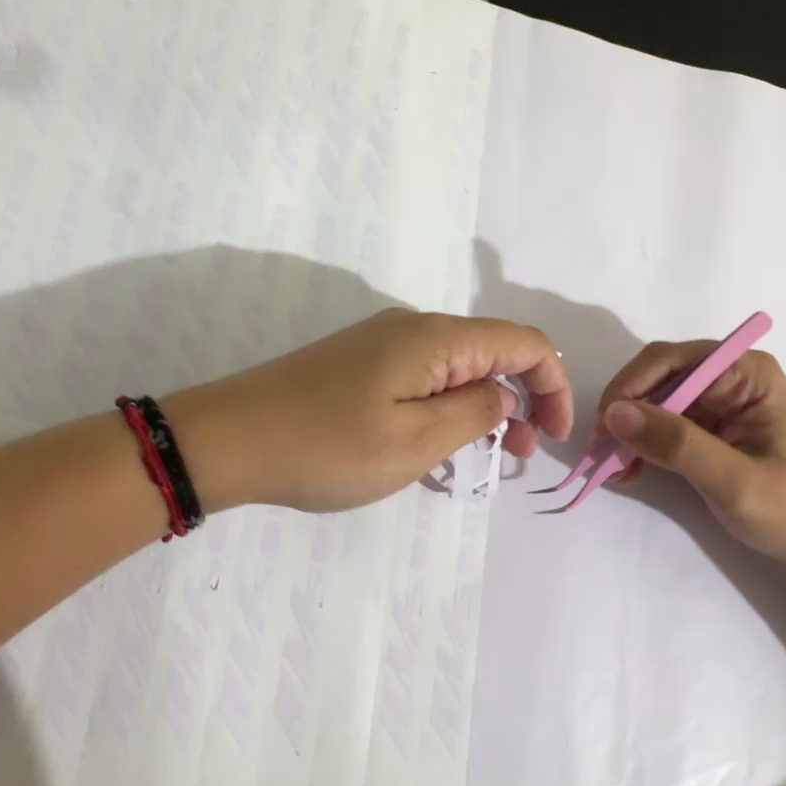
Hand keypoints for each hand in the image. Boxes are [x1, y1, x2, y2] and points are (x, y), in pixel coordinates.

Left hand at [162, 310, 571, 513]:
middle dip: (523, 398)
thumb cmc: (328, 446)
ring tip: (489, 456)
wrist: (228, 440)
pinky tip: (439, 443)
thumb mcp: (415, 442)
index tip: (558, 437)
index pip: (523, 342)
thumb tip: (505, 395)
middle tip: (524, 457)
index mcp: (436, 339)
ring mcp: (382, 344)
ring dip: (486, 406)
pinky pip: (425, 377)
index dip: (554, 384)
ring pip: (458, 366)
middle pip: (493, 350)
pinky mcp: (359, 364)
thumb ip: (474, 413)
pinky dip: (450, 406)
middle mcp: (413, 328)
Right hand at [596, 342, 785, 568]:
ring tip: (611, 468)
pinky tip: (627, 471)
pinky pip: (661, 424)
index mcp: (747, 373)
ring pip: (653, 401)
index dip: (631, 387)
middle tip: (600, 453)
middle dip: (625, 411)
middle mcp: (730, 376)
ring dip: (627, 431)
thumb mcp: (734, 481)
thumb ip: (678, 444)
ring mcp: (718, 401)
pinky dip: (640, 445)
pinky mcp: (708, 427)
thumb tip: (616, 414)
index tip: (604, 427)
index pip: (672, 360)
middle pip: (657, 376)